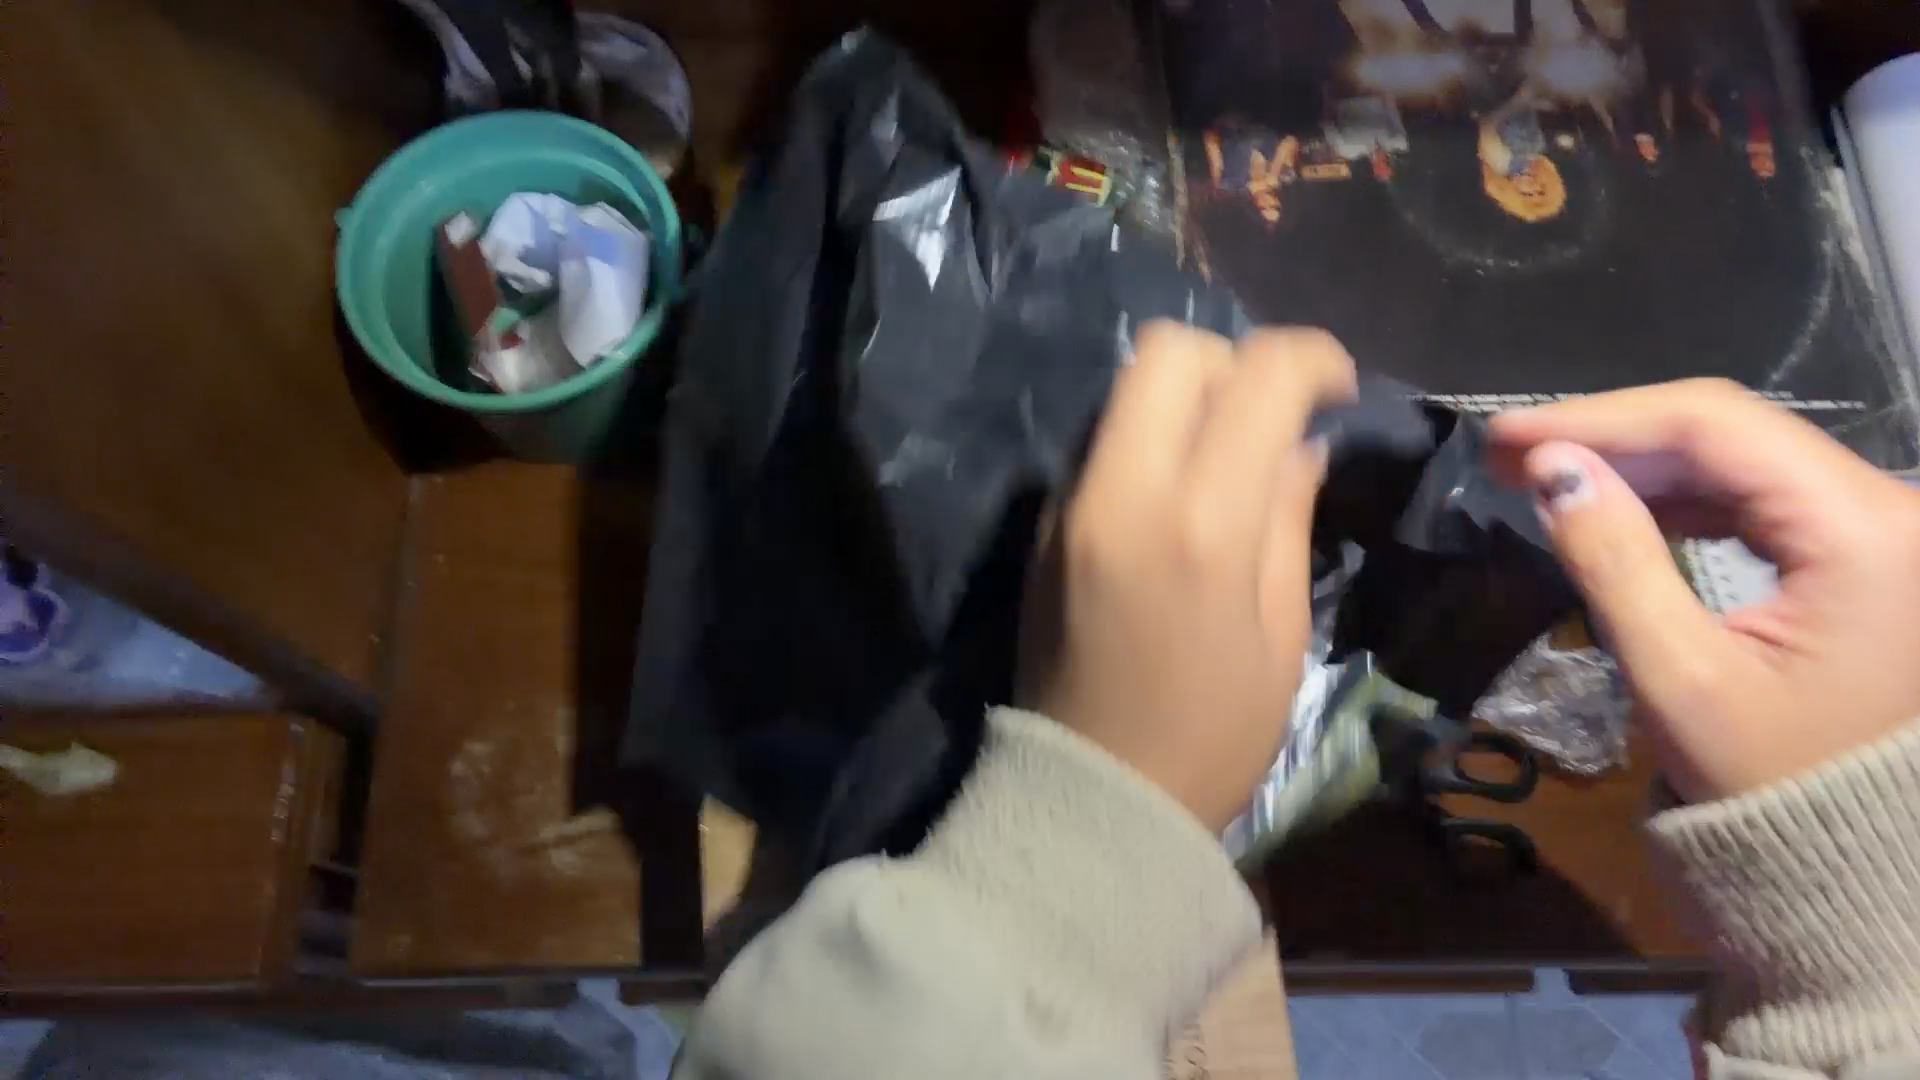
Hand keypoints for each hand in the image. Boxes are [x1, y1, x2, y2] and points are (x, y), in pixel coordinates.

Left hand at [1020, 322, 1356, 830]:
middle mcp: (1121, 493)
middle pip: (1166, 352)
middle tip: (1266, 415)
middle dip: (1231, 360)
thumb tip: (1295, 442)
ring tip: (1221, 451)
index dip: (1310, 358)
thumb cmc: (1210, 732)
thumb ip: (1283, 516)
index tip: (1336, 389)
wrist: (1091, 789)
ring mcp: (1067, 504)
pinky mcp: (1040, 524)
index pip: (1256, 377)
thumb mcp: (1278, 632)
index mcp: (1200, 525)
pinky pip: (1098, 442)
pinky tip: (1169, 490)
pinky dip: (1142, 438)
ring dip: (1182, 396)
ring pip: (1124, 390)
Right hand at [1490, 379, 1919, 802]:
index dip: (1596, 417)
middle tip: (1503, 452)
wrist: (1860, 843)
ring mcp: (1872, 525)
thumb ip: (1612, 558)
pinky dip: (1665, 491)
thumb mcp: (1676, 670)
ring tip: (1536, 470)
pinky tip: (1606, 500)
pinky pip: (1745, 493)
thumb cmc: (1771, 770)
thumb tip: (1550, 467)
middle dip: (1604, 433)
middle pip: (1724, 430)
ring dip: (1627, 458)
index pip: (1713, 426)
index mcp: (1866, 531)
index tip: (1503, 433)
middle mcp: (1886, 507)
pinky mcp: (1850, 547)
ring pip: (1730, 456)